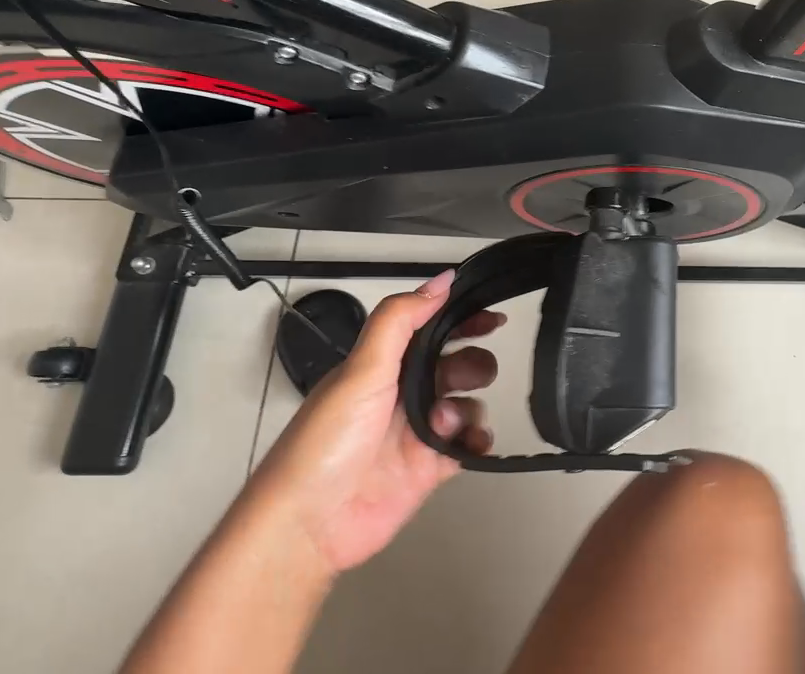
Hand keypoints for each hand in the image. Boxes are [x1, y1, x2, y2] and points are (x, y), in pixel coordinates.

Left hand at [240, 271, 501, 573]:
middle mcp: (403, 394)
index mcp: (384, 365)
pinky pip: (469, 445)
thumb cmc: (327, 441)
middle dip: (472, 366)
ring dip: (468, 407)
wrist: (310, 524)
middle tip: (463, 380)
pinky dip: (478, 441)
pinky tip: (471, 442)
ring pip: (468, 404)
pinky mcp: (430, 467)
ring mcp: (418, 432)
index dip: (464, 320)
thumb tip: (442, 279)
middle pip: (458, 365)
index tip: (494, 318)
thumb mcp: (361, 369)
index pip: (433, 330)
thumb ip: (400, 320)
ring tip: (444, 425)